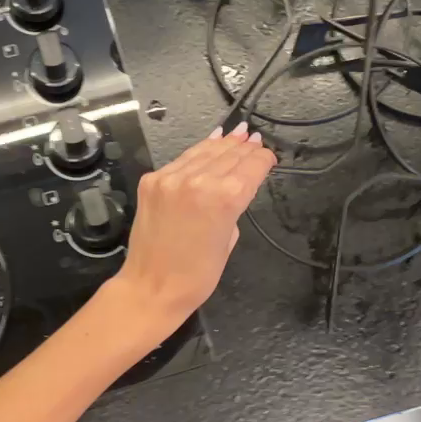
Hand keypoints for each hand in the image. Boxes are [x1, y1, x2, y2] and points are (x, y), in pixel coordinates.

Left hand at [111, 122, 276, 328]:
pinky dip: (198, 151)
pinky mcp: (152, 181)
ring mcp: (172, 177)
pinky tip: (209, 143)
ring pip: (205, 151)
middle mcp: (200, 180)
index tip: (269, 158)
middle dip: (245, 148)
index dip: (264, 159)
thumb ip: (235, 207)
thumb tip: (237, 186)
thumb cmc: (197, 276)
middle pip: (230, 155)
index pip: (252, 167)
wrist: (151, 288)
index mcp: (226, 198)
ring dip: (223, 143)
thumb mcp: (229, 239)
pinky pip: (182, 160)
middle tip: (255, 139)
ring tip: (237, 133)